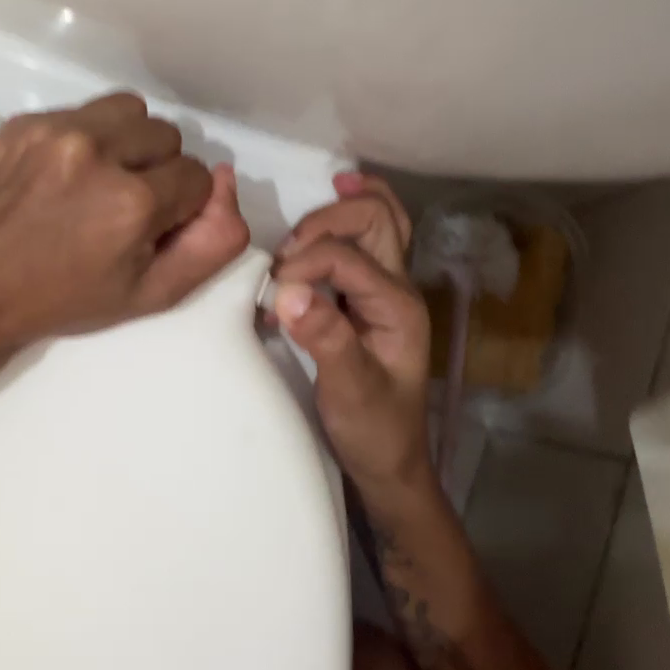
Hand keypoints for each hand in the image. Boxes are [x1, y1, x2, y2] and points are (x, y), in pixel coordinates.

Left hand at [0, 92, 249, 348]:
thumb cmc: (61, 301)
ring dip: (130, 143)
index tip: (151, 228)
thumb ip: (210, 245)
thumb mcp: (148, 295)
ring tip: (102, 180)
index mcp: (131, 202)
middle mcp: (97, 153)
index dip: (181, 207)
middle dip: (158, 171)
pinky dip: (88, 138)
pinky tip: (65, 173)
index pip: (196, 176)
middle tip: (125, 206)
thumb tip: (228, 182)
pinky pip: (84, 111)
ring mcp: (55, 131)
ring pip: (131, 112)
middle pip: (168, 137)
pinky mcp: (25, 122)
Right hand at [273, 173, 432, 493]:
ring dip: (342, 209)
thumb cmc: (374, 429)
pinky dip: (343, 222)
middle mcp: (397, 288)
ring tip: (307, 213)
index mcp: (397, 306)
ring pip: (378, 222)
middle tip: (290, 248)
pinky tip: (318, 222)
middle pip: (378, 218)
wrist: (389, 461)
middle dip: (330, 217)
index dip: (304, 263)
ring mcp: (385, 291)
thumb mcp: (349, 390)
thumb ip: (324, 337)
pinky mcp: (367, 300)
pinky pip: (364, 243)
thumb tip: (287, 289)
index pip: (346, 257)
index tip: (272, 292)